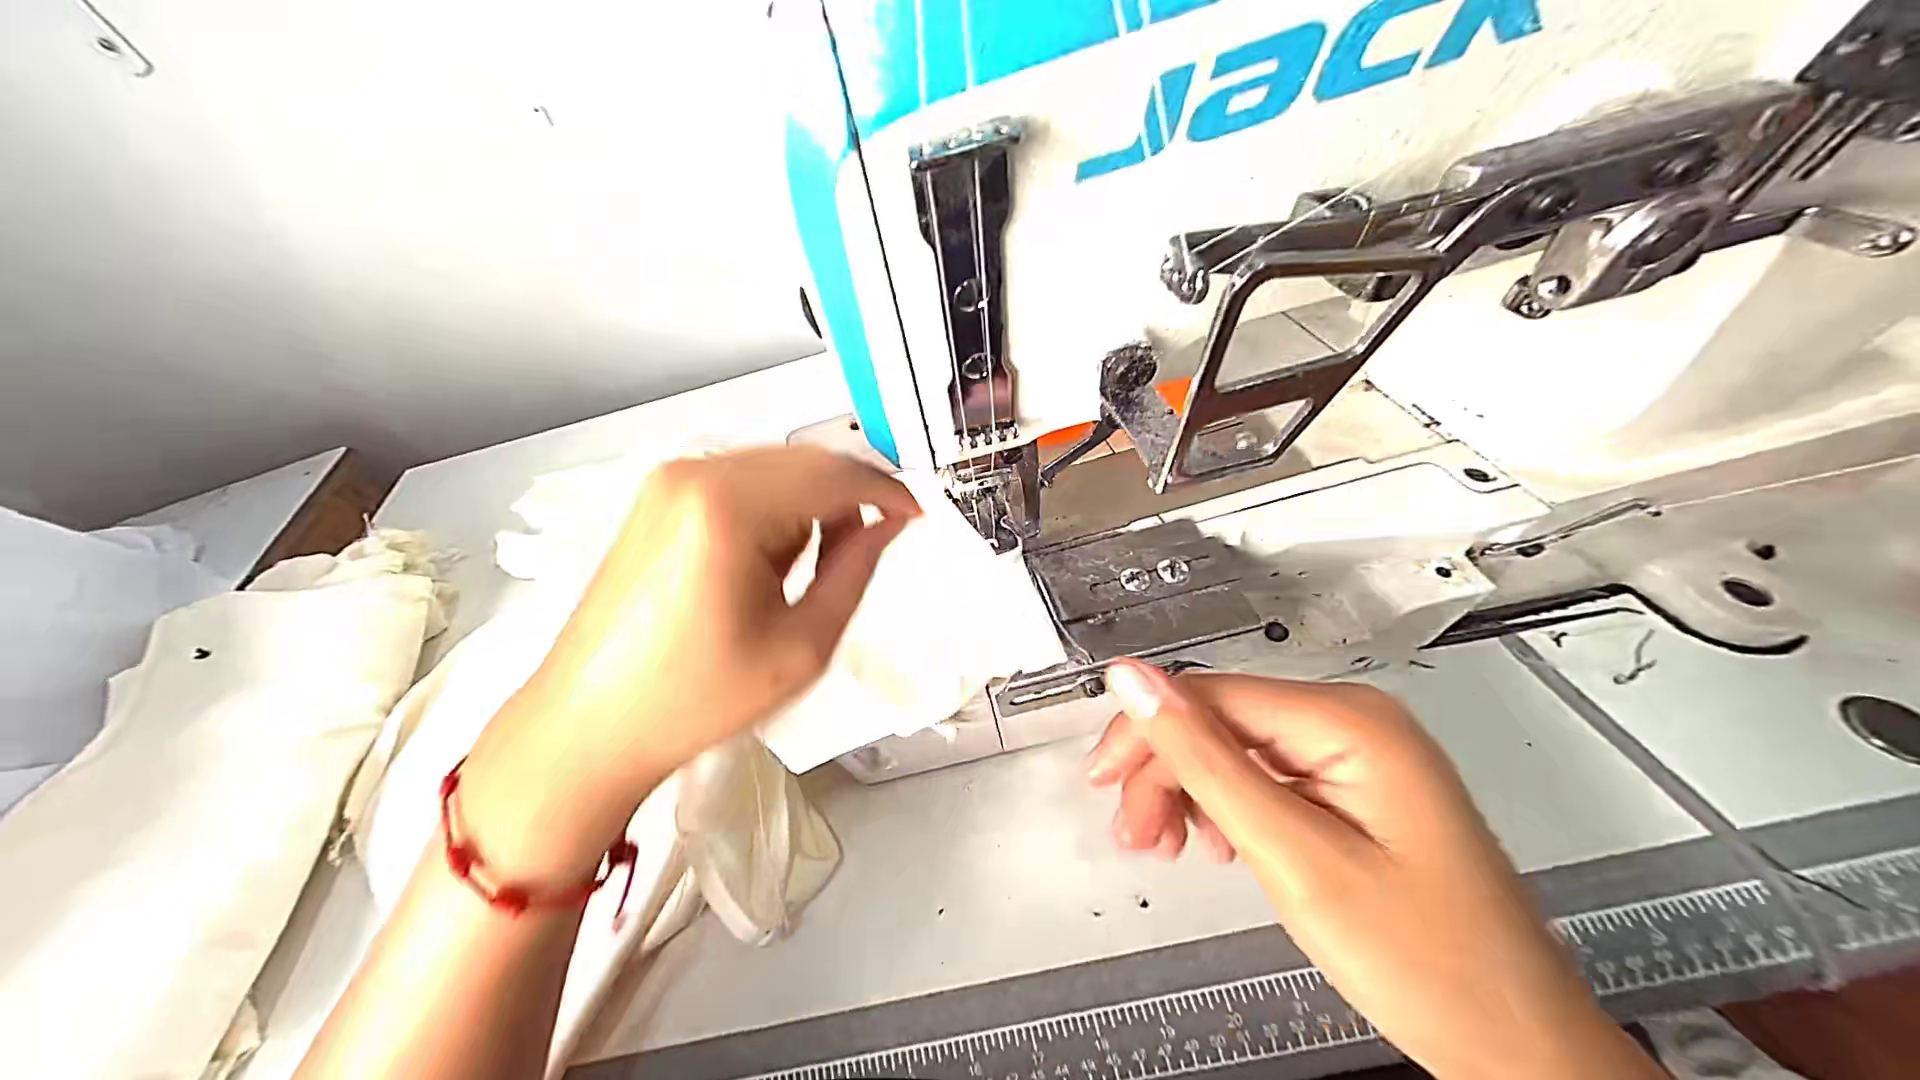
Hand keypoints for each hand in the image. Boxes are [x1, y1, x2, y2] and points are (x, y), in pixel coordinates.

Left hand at [458, 446, 918, 880]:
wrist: (589, 726)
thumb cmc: (696, 699)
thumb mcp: (802, 645)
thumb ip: (856, 570)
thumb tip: (888, 526)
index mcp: (727, 507)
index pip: (833, 474)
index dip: (887, 490)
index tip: (916, 516)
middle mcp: (694, 475)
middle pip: (805, 461)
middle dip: (849, 496)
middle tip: (871, 545)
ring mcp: (667, 482)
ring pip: (775, 467)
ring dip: (811, 503)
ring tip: (813, 564)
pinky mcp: (656, 498)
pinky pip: (741, 480)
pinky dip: (774, 507)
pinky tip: (772, 556)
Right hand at [1086, 660, 1663, 1079]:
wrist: (1518, 1046)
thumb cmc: (1427, 962)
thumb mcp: (1291, 854)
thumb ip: (1204, 759)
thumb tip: (1133, 681)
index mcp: (1347, 720)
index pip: (1207, 695)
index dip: (1145, 734)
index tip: (1104, 781)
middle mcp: (1351, 720)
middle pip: (1216, 719)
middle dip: (1164, 773)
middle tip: (1136, 832)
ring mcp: (1351, 752)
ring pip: (1231, 747)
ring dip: (1187, 792)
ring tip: (1166, 843)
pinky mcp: (1346, 784)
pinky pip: (1260, 774)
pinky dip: (1223, 806)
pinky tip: (1213, 841)